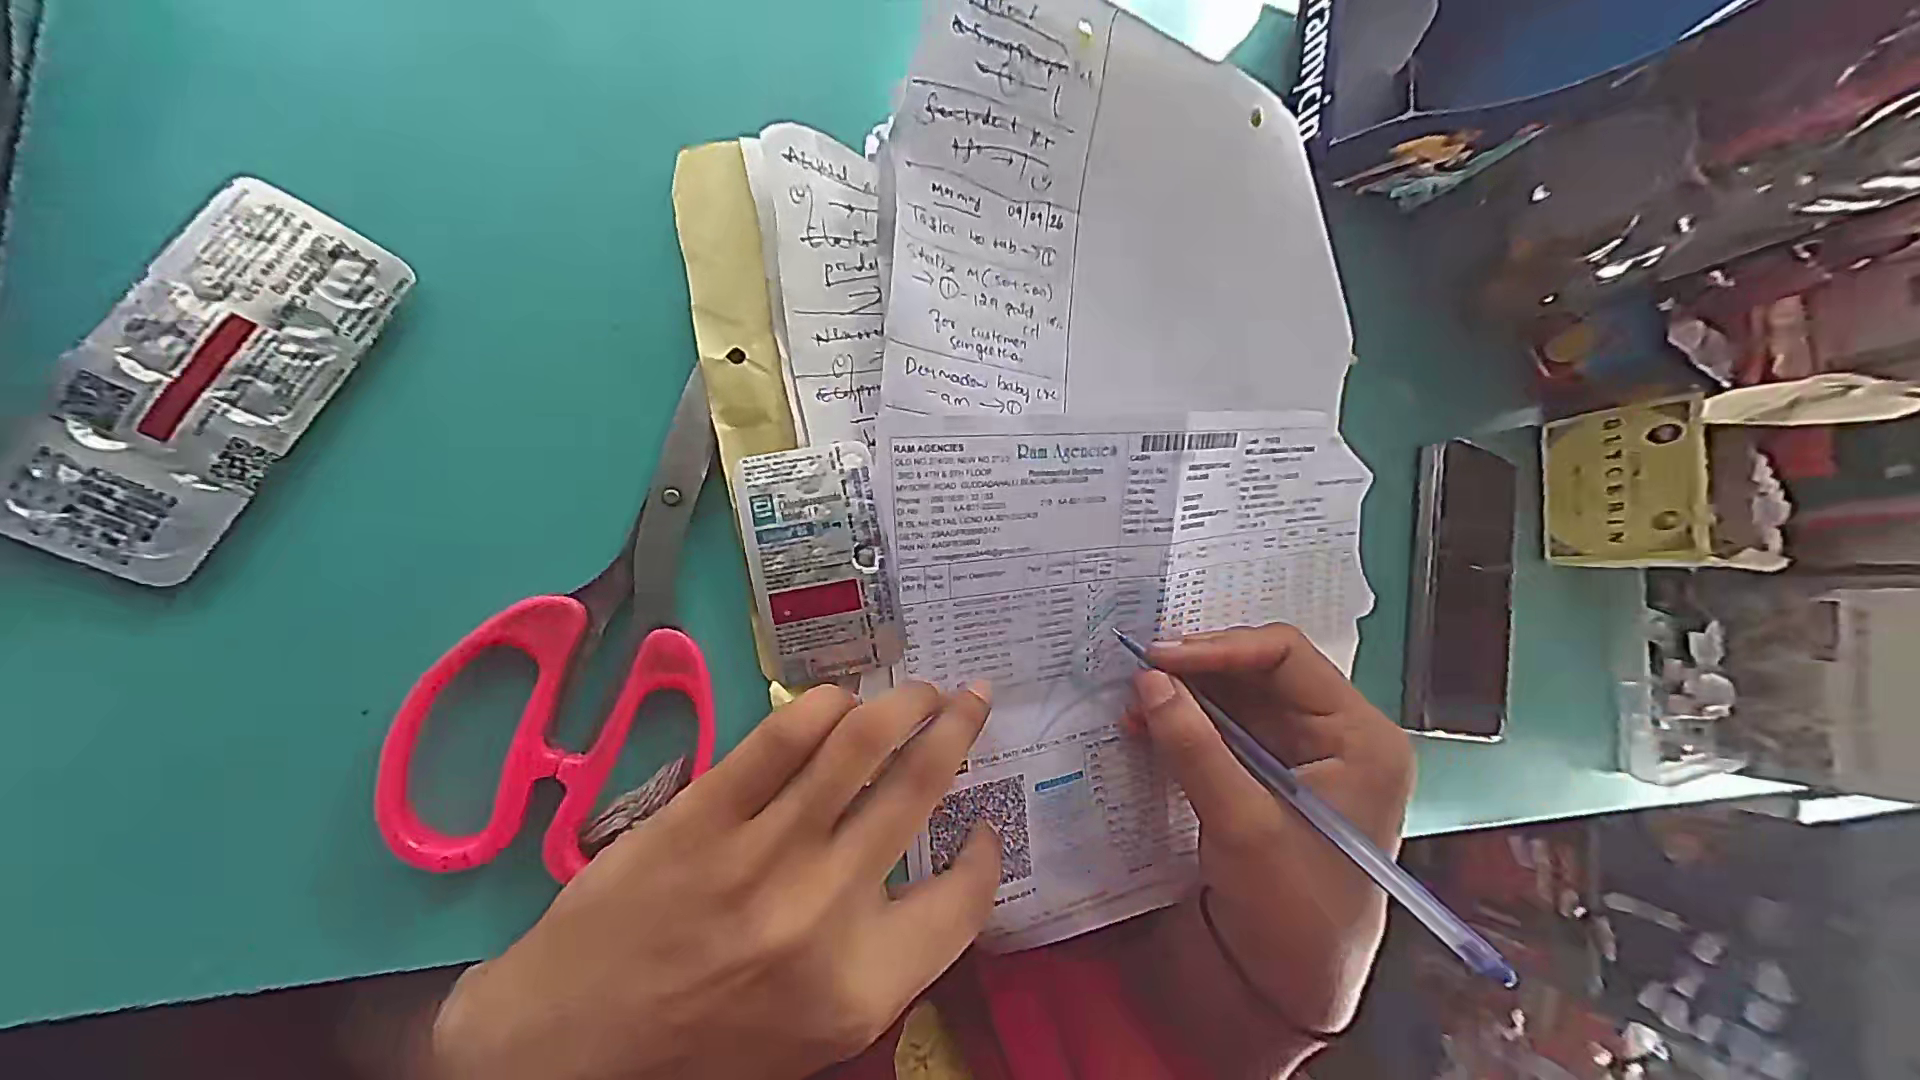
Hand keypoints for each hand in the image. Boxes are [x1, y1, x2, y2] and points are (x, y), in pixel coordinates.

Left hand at [429, 681, 998, 1079]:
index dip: (987, 851)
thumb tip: (949, 854)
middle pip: (919, 789)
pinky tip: (842, 700)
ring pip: (859, 744)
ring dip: (905, 702)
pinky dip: (825, 705)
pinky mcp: (703, 813)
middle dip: (959, 729)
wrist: (569, 1047)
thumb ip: (895, 949)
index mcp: (860, 984)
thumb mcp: (821, 1026)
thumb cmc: (709, 1041)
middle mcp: (823, 911)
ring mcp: (761, 853)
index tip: (982, 821)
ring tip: (921, 689)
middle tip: (974, 700)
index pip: (966, 899)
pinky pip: (781, 737)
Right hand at [1126, 625, 1413, 1038]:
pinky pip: (1218, 724)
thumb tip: (1146, 678)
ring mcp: (1296, 750)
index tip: (1160, 655)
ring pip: (1232, 694)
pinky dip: (1181, 720)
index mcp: (1359, 737)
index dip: (1220, 647)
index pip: (1286, 657)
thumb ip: (1193, 745)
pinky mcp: (1262, 769)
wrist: (1285, 983)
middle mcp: (1332, 732)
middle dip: (1195, 668)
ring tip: (1134, 699)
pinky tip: (1145, 725)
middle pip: (1257, 669)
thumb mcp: (1242, 825)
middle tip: (1138, 670)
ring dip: (1182, 692)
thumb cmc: (1291, 911)